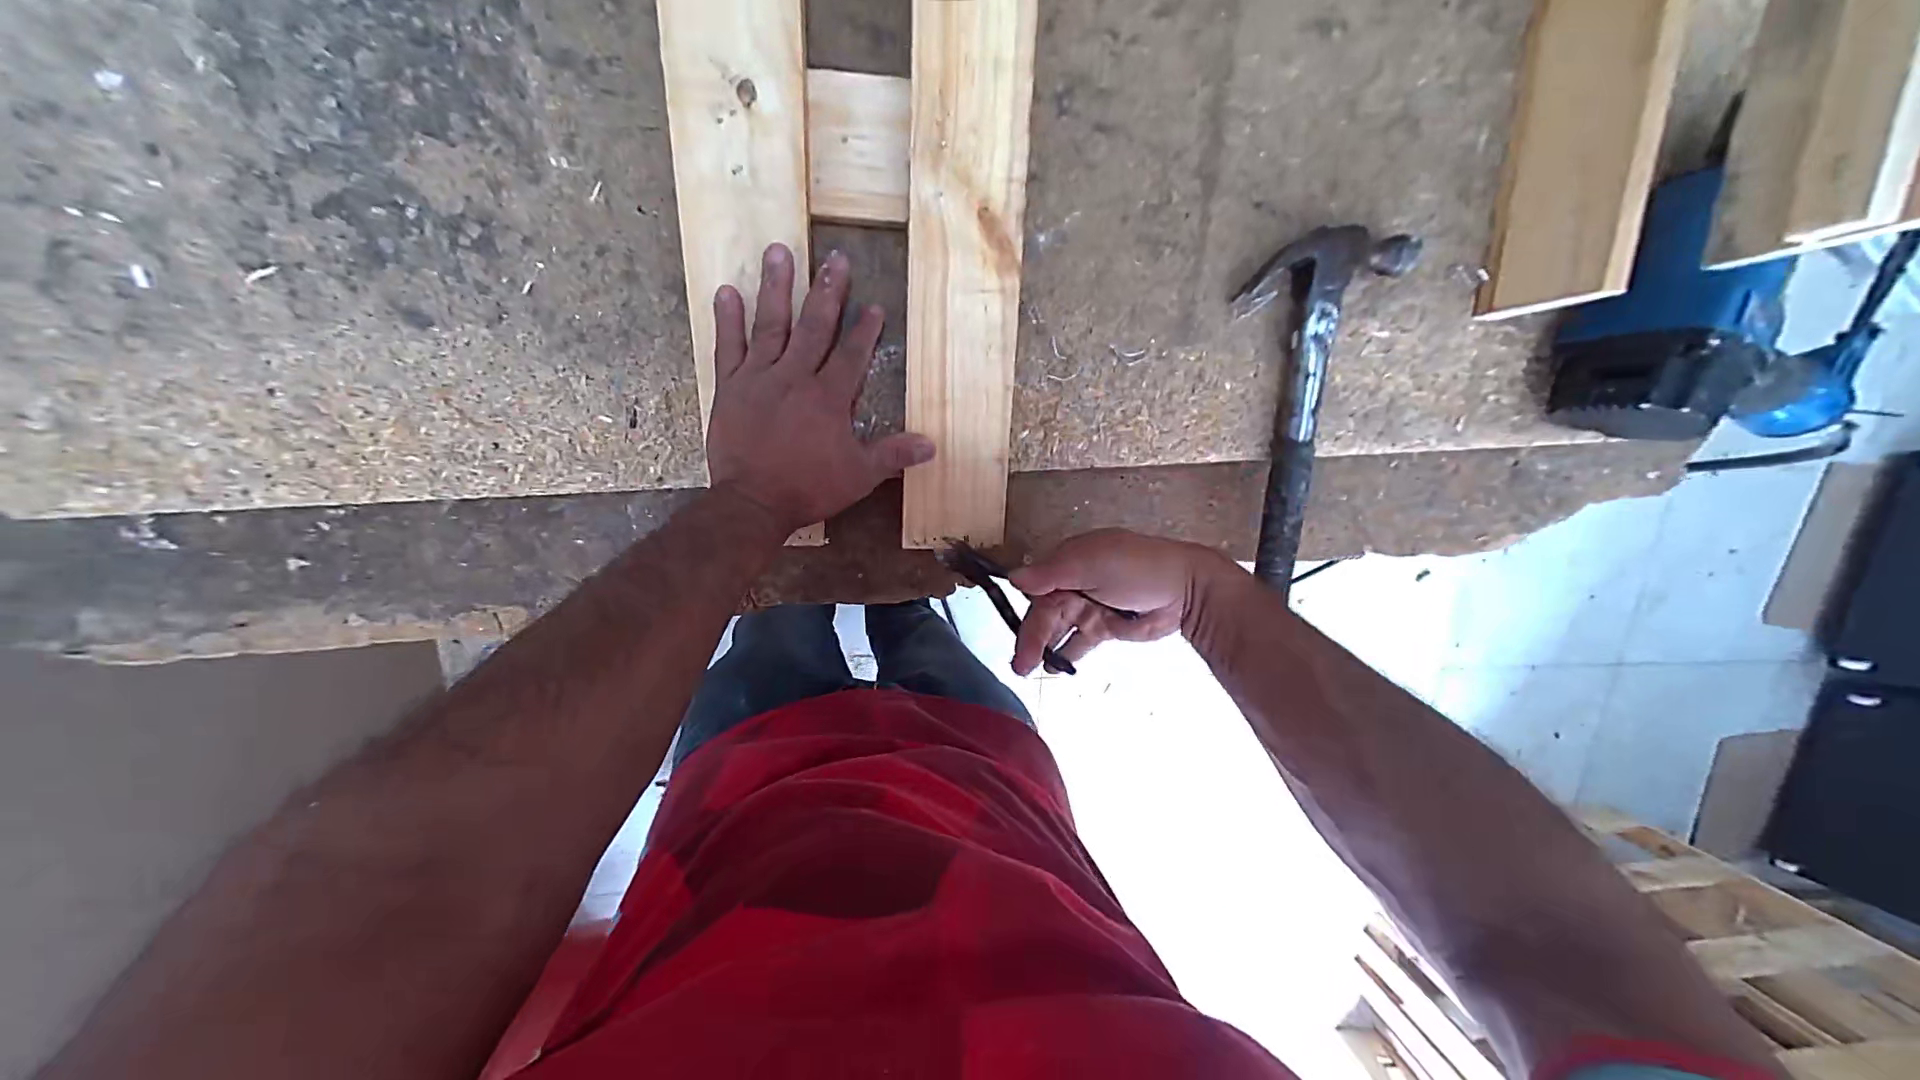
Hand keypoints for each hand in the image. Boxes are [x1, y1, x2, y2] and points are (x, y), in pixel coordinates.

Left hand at [706, 244, 934, 533]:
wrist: (752, 502)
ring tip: (779, 251)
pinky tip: (727, 291)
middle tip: (835, 258)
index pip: (851, 355)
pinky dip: (727, 320)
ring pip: (771, 326)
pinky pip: (728, 348)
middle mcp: (795, 378)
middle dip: (827, 291)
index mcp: (828, 398)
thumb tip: (931, 445)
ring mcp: (759, 379)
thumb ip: (893, 455)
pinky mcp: (730, 388)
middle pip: (814, 327)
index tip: (874, 305)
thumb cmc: (809, 488)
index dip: (865, 329)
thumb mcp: (859, 476)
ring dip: (777, 288)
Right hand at [1008, 529, 1227, 675]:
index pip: (1036, 588)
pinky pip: (1077, 641)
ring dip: (1042, 648)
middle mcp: (1074, 583)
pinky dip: (1064, 653)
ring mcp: (1089, 605)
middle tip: (1021, 665)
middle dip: (1031, 638)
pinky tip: (1053, 667)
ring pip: (1057, 629)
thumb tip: (1013, 578)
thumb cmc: (1137, 568)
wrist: (1185, 589)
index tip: (1015, 636)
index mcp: (1068, 561)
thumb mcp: (1091, 564)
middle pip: (1044, 613)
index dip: (1025, 612)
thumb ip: (1051, 574)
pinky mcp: (1103, 626)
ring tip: (1026, 670)